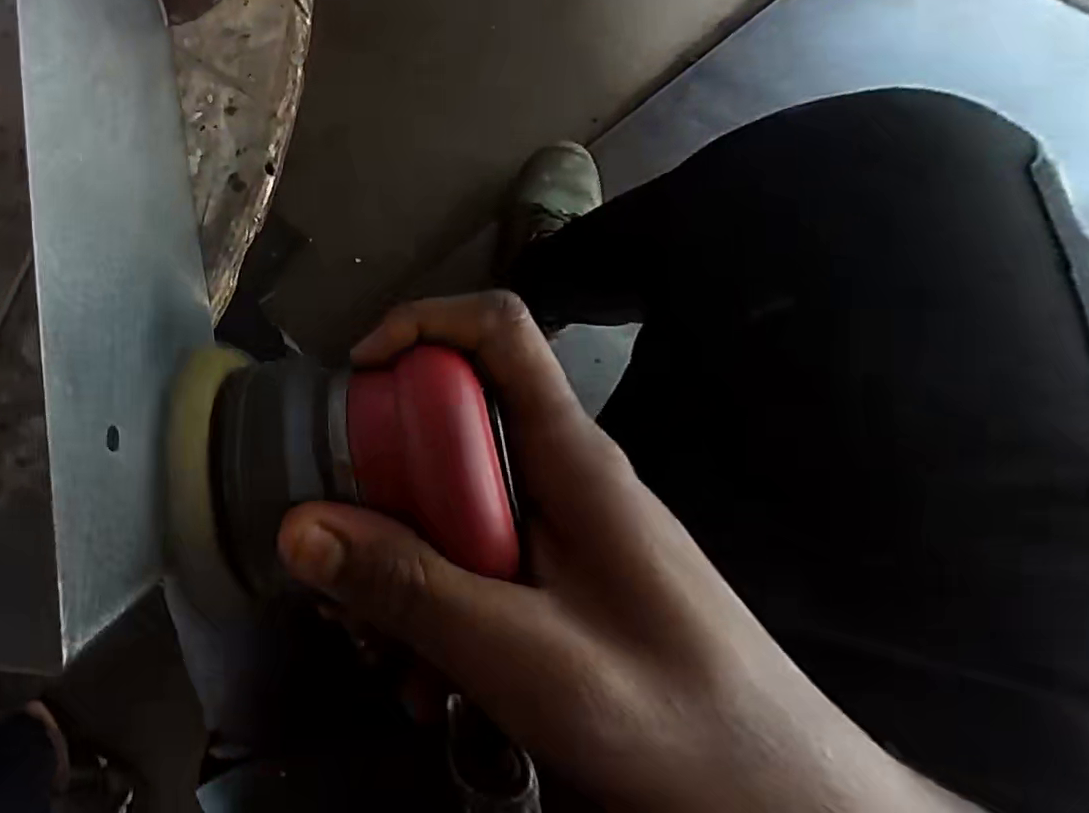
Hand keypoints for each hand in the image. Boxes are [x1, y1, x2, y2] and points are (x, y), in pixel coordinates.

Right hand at [277, 293, 974, 811]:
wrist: (789, 808)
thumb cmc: (682, 726)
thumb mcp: (527, 660)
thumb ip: (411, 590)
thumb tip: (300, 528)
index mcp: (568, 453)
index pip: (497, 328)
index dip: (420, 325)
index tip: (357, 376)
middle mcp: (555, 469)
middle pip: (447, 421)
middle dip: (380, 483)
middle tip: (342, 564)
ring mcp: (554, 522)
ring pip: (445, 495)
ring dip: (397, 561)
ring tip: (386, 655)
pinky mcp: (551, 571)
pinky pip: (467, 551)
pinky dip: (429, 599)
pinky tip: (429, 680)